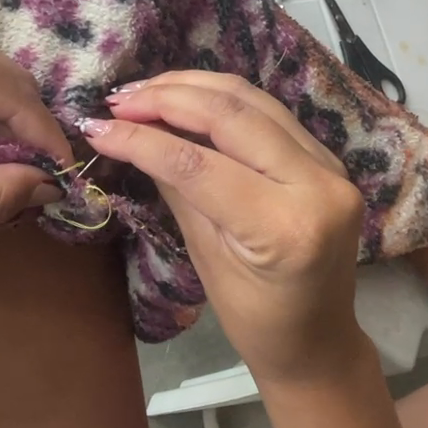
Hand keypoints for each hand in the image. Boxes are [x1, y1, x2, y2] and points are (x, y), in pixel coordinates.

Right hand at [81, 72, 368, 384]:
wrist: (320, 340)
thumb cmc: (256, 318)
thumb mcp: (206, 256)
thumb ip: (175, 185)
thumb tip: (128, 133)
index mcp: (285, 228)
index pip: (199, 164)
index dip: (142, 139)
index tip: (98, 127)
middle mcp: (317, 185)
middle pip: (230, 115)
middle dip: (167, 98)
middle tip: (118, 100)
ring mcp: (329, 165)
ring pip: (251, 99)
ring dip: (191, 87)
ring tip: (142, 90)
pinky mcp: (327, 155)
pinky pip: (268, 111)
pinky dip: (221, 98)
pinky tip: (184, 96)